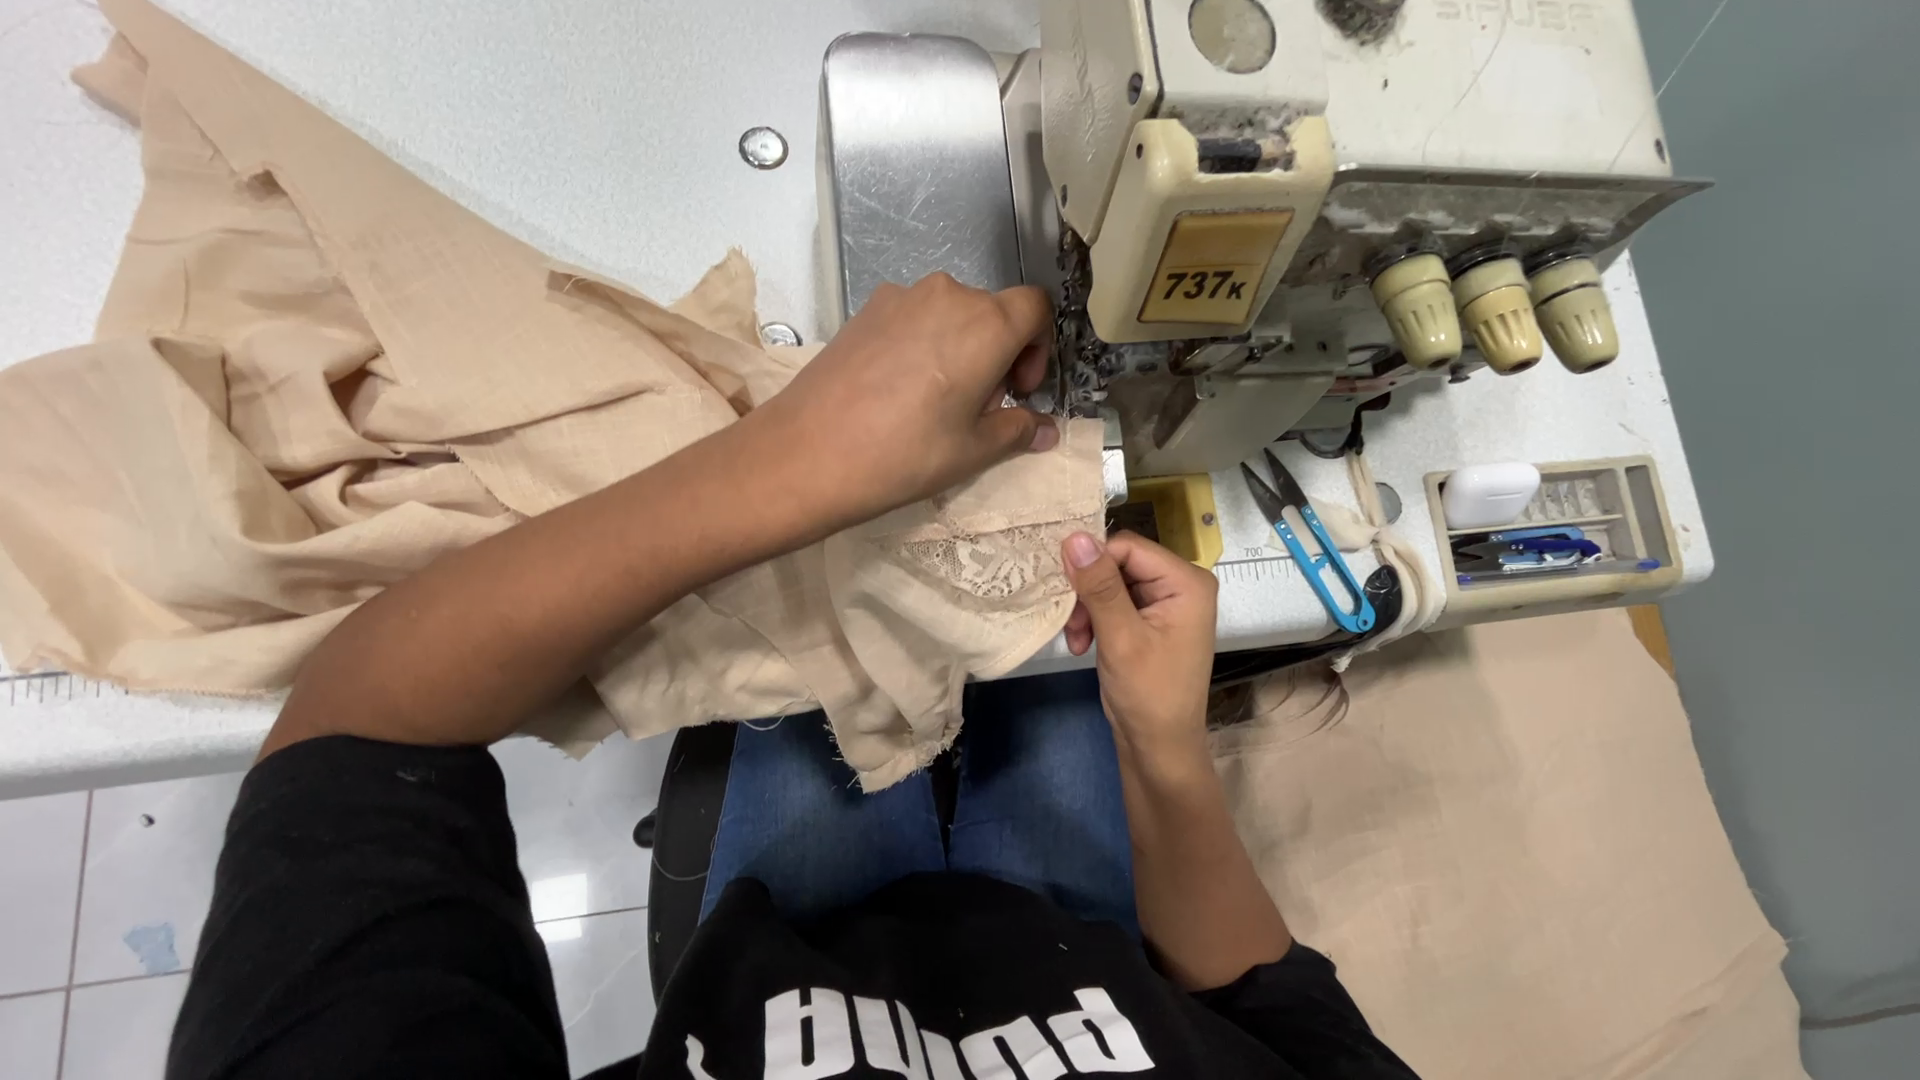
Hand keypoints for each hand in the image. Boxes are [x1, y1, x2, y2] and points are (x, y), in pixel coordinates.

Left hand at [750, 273, 1058, 528]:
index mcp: (986, 323)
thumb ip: (1017, 430)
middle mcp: (947, 295)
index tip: (1018, 390)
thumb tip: (1046, 430)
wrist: (808, 452)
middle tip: (976, 407)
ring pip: (951, 315)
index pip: (1036, 307)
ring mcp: (900, 297)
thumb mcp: (972, 451)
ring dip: (959, 349)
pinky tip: (896, 391)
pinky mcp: (865, 310)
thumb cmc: (905, 453)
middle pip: (992, 312)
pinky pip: (913, 319)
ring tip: (933, 401)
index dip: (1039, 347)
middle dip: (998, 355)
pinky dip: (922, 344)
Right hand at [1061, 530, 1217, 750]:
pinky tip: (1084, 644)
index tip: (1068, 593)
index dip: (1093, 564)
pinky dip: (1093, 619)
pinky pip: (1111, 601)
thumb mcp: (1121, 638)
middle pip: (1117, 563)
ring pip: (1108, 582)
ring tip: (1077, 641)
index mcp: (1187, 581)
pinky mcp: (1147, 618)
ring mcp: (1164, 602)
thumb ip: (1099, 586)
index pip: (1128, 547)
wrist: (1157, 747)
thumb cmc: (1149, 694)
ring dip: (1086, 609)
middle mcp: (1179, 584)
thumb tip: (1075, 537)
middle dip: (1088, 593)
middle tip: (1073, 626)